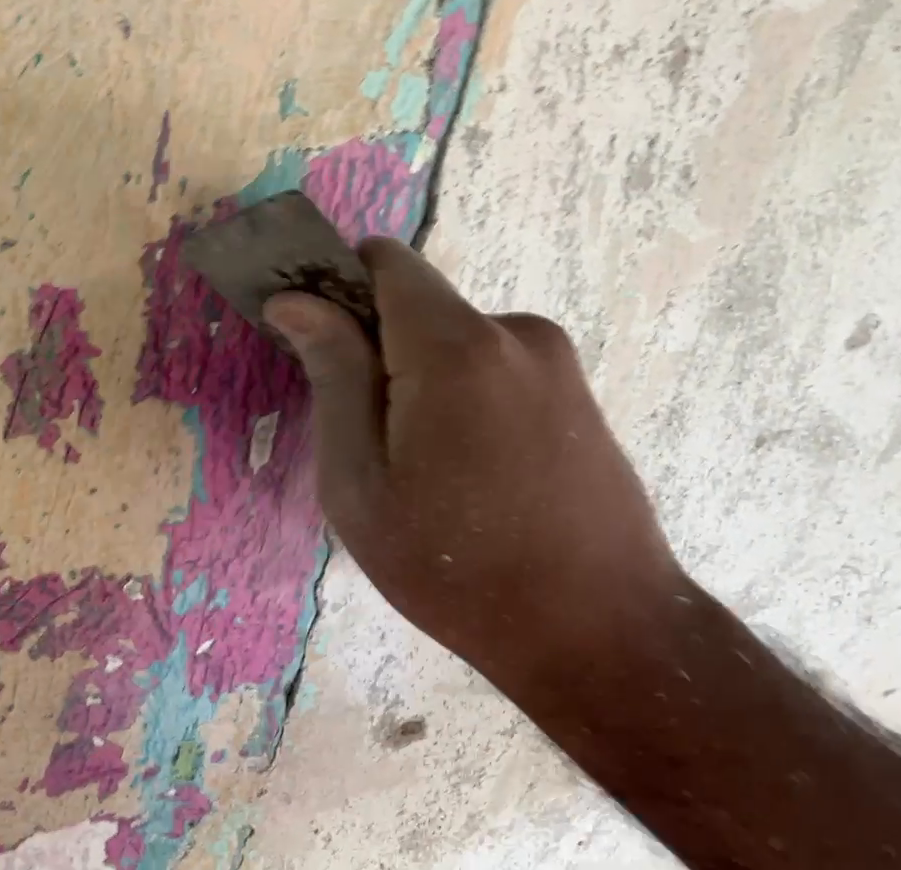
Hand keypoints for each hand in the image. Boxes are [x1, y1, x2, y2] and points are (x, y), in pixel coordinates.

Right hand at [263, 238, 682, 686]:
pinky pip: (491, 368)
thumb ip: (333, 374)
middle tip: (364, 438)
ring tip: (419, 469)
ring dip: (418, 380)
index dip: (338, 286)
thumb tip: (296, 300)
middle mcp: (515, 334)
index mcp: (455, 347)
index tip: (314, 343)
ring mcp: (556, 364)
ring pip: (451, 342)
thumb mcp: (359, 478)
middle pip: (416, 306)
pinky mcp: (576, 394)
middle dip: (376, 350)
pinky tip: (467, 474)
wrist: (603, 639)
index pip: (384, 262)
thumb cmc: (454, 567)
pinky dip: (459, 398)